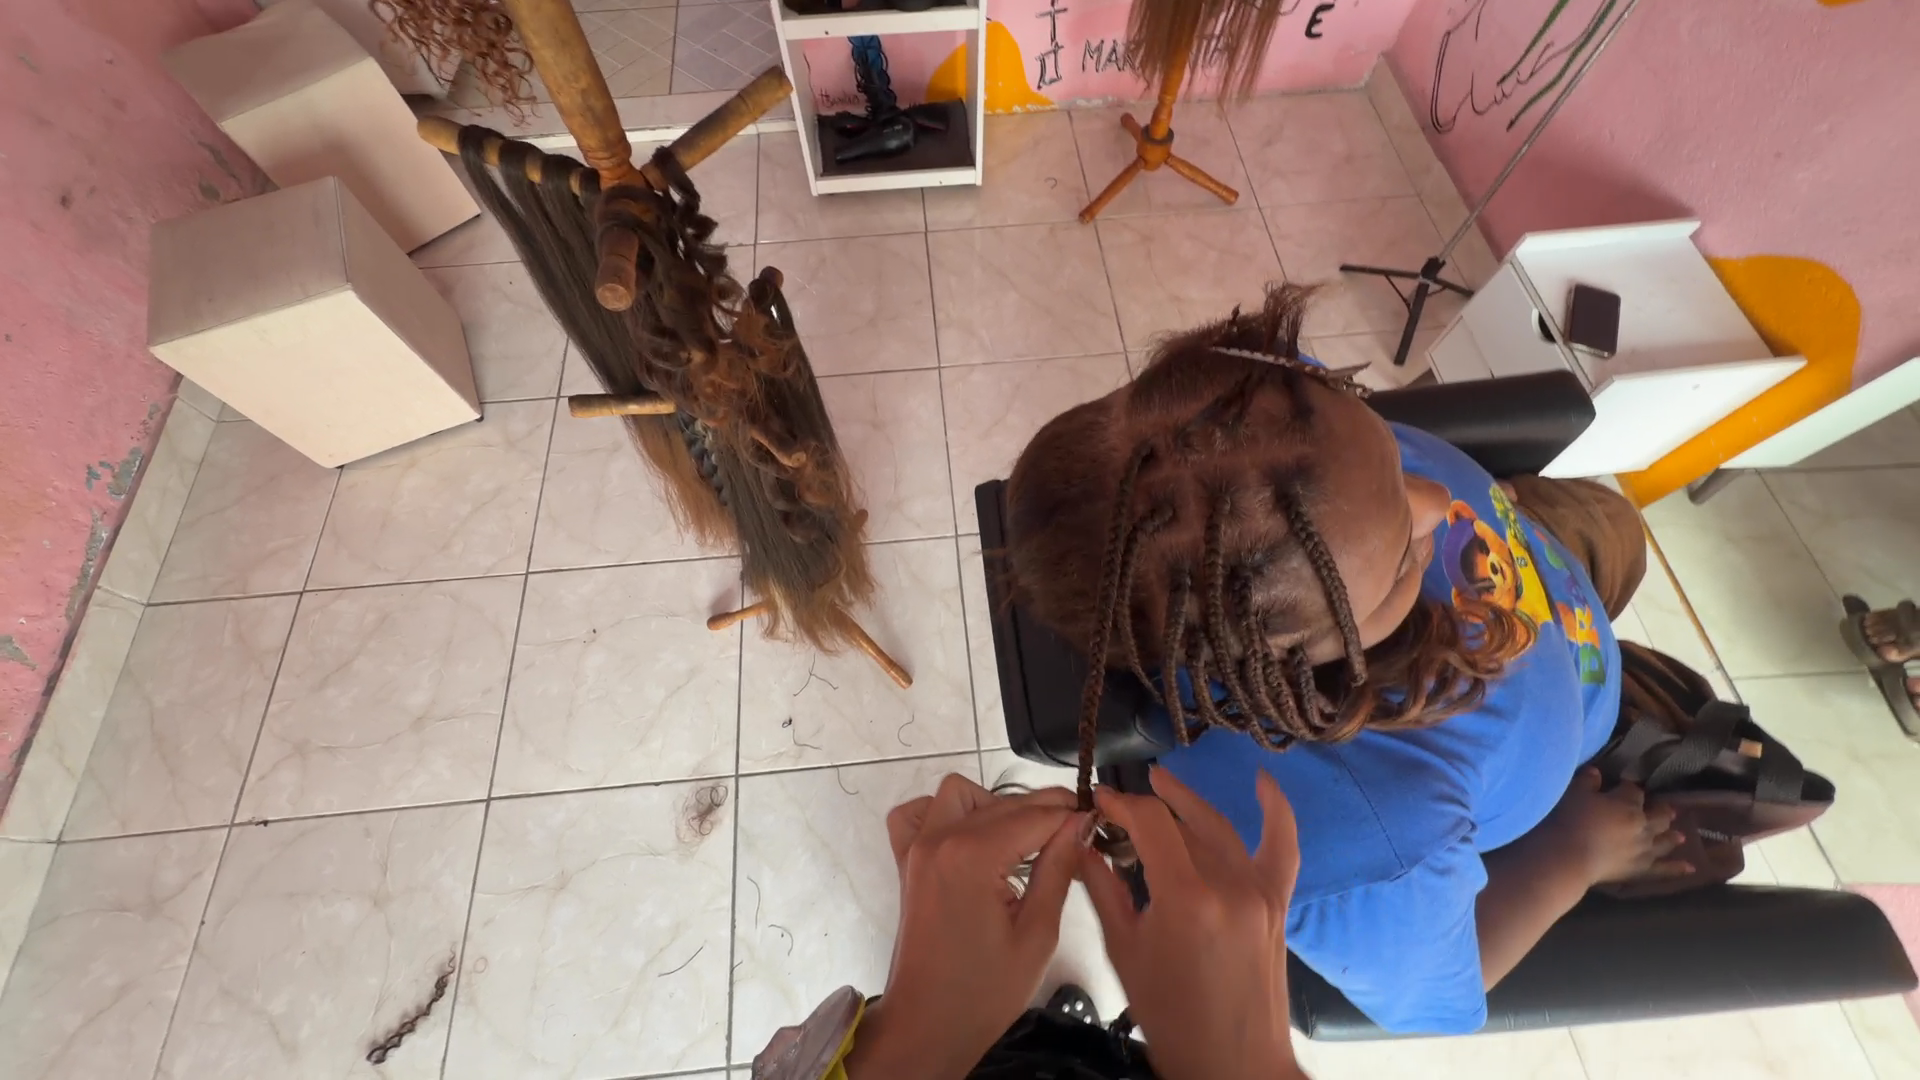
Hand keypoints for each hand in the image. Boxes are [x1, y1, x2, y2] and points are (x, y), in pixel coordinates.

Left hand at [844, 774, 1086, 1079]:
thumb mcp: (1037, 934)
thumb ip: (1058, 868)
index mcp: (974, 855)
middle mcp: (941, 837)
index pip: (1034, 816)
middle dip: (1043, 811)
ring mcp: (917, 845)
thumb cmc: (986, 990)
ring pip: (959, 793)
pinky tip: (967, 835)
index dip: (1070, 815)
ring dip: (993, 805)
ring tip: (1019, 840)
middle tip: (1075, 832)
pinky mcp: (905, 858)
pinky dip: (942, 813)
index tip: (1097, 819)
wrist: (927, 1023)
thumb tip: (1080, 823)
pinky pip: (917, 812)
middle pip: (1004, 802)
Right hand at [1079, 766, 1306, 1079]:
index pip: (1150, 823)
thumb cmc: (1171, 1016)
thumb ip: (1101, 888)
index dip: (1120, 803)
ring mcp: (1259, 891)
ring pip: (1218, 829)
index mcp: (1186, 898)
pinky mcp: (1277, 902)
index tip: (1098, 800)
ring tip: (1159, 781)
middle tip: (1116, 803)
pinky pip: (1282, 847)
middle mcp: (1227, 884)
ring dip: (1186, 802)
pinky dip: (1276, 811)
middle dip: (1144, 808)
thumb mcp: (1124, 951)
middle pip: (1180, 824)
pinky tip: (1263, 781)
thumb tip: (1080, 842)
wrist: (1235, 1067)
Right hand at [1546, 768, 1689, 885]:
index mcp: (1627, 805)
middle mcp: (1643, 826)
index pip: (1633, 792)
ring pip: (1664, 840)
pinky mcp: (1642, 868)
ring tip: (1679, 835)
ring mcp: (1646, 849)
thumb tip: (1597, 771)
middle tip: (1667, 808)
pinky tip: (1690, 868)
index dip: (1630, 787)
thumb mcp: (1573, 793)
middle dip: (1661, 811)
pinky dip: (1677, 867)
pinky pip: (1664, 868)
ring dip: (1671, 836)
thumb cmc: (1569, 818)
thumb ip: (1587, 781)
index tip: (1624, 785)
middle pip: (1658, 816)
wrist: (1571, 854)